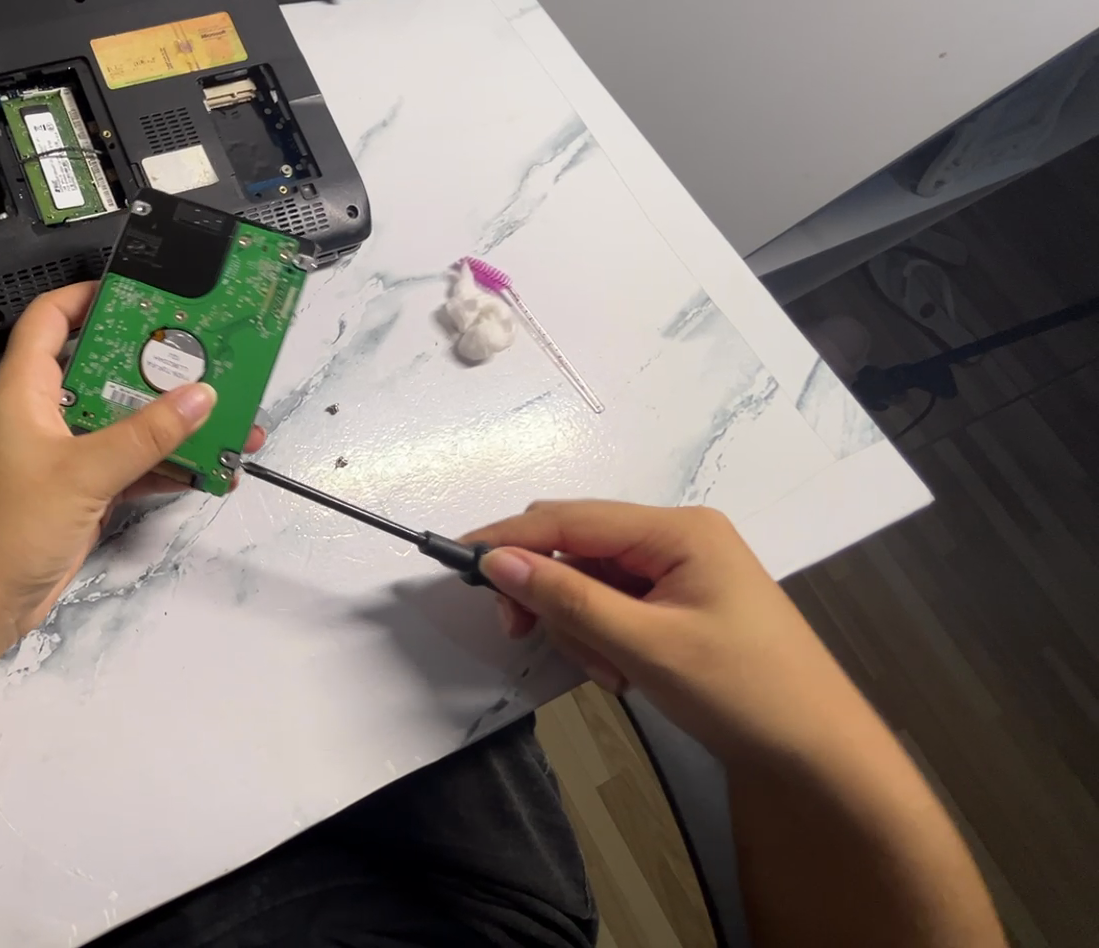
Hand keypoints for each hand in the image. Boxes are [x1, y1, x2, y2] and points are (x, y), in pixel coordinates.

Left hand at [0, 283, 262, 652]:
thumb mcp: (81, 472)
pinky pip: (131, 464)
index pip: (51, 318)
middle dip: (155, 365)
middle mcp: (46, 413)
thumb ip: (144, 434)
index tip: (143, 292)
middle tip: (207, 354)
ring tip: (226, 415)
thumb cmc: (6, 528)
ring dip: (171, 421)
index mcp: (26, 389)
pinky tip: (207, 466)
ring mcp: (66, 454)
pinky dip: (165, 464)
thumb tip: (200, 396)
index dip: (89, 295)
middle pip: (104, 369)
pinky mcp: (83, 491)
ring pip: (125, 421)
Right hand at [467, 501, 880, 768]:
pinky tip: (617, 669)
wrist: (824, 764)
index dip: (509, 537)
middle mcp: (673, 536)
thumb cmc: (745, 694)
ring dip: (574, 622)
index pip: (569, 520)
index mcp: (677, 531)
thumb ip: (565, 598)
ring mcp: (674, 568)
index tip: (458, 560)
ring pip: (583, 577)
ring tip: (602, 670)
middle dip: (542, 588)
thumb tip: (493, 560)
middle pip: (573, 544)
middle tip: (518, 631)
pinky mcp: (673, 598)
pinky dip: (596, 633)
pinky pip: (606, 601)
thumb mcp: (645, 646)